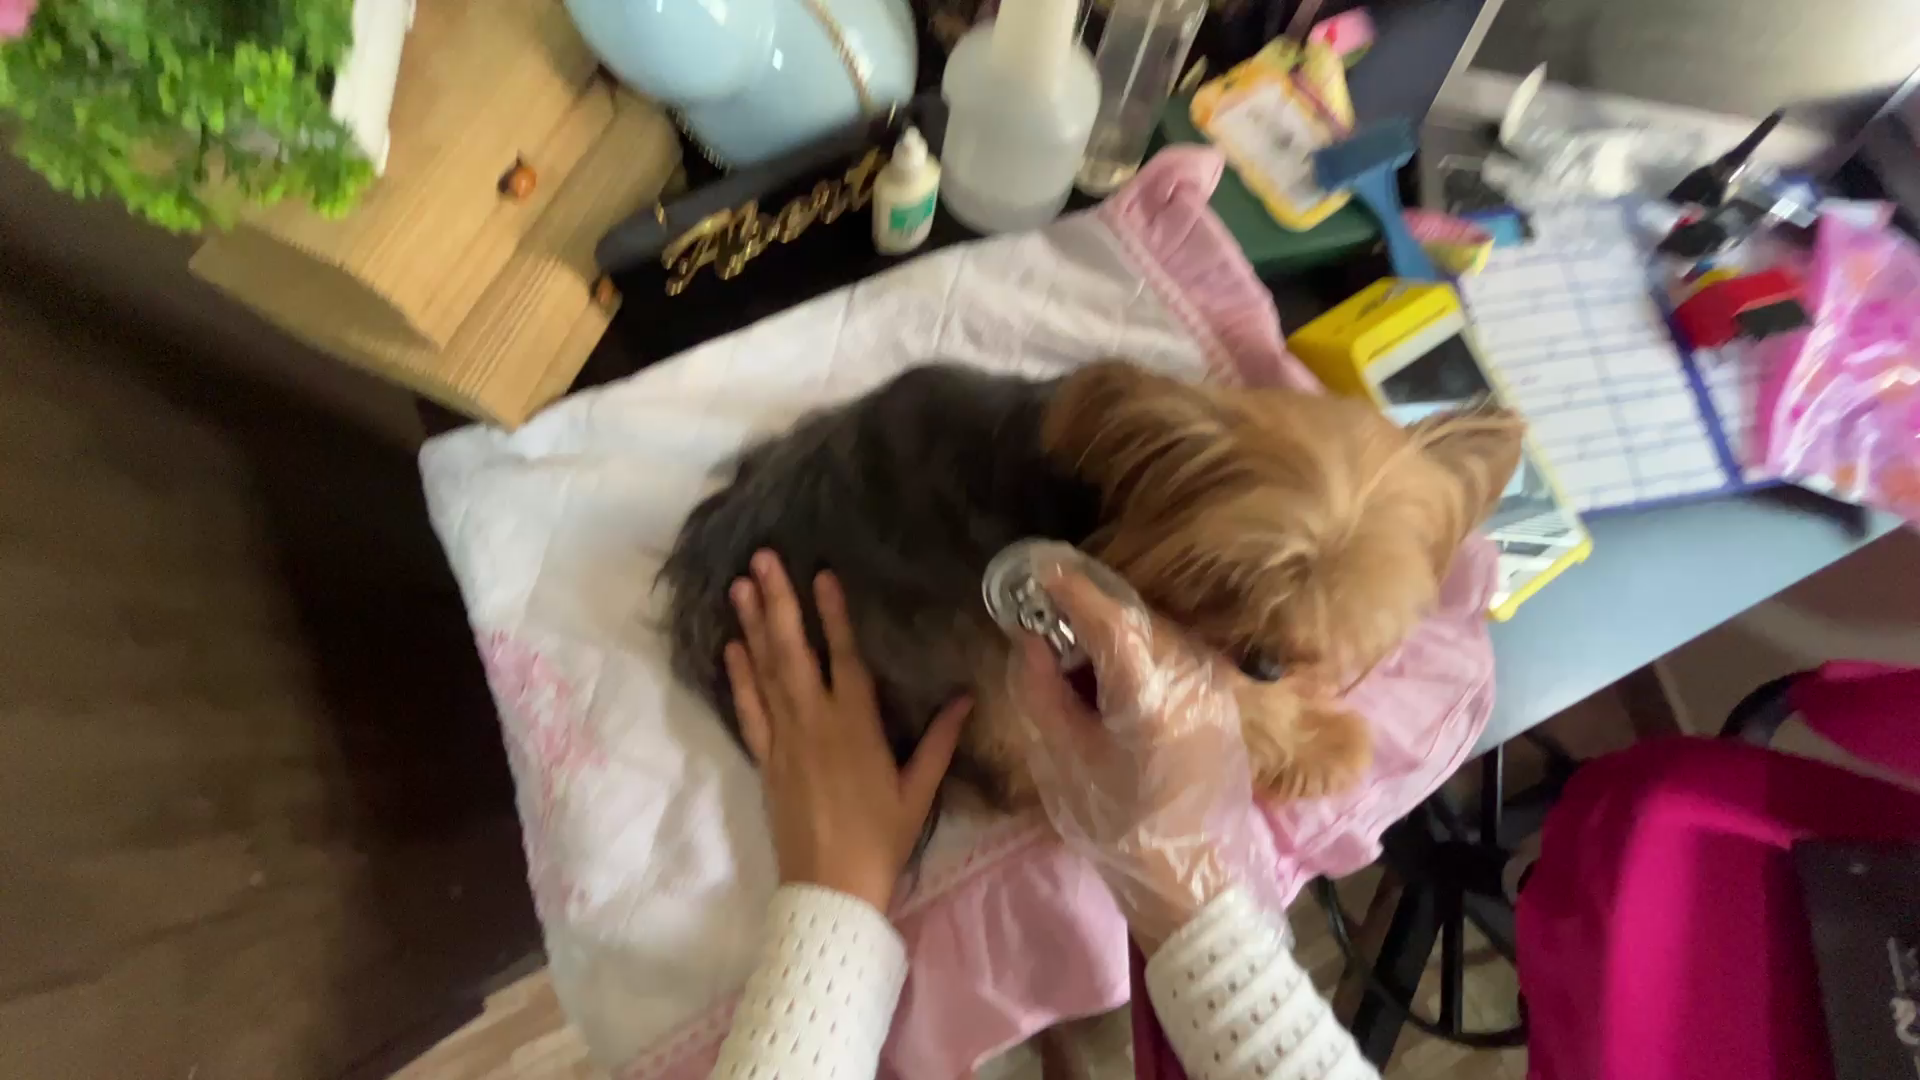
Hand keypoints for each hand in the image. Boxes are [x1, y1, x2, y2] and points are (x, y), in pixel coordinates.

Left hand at [725, 549, 972, 912]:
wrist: (831, 888)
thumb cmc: (882, 837)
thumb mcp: (919, 788)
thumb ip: (941, 740)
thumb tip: (966, 697)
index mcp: (856, 724)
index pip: (844, 656)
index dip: (832, 613)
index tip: (821, 574)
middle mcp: (815, 721)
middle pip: (793, 651)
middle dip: (778, 601)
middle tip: (762, 559)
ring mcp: (784, 738)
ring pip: (766, 672)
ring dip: (752, 626)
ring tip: (739, 586)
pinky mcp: (765, 759)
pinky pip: (749, 710)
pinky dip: (739, 677)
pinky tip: (731, 648)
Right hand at [1012, 565, 1274, 949]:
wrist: (1190, 881)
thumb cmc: (1118, 825)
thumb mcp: (1065, 761)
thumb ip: (1042, 691)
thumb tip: (1030, 641)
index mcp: (1151, 695)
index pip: (1110, 621)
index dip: (1073, 589)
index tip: (1040, 568)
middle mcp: (1190, 678)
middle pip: (1133, 620)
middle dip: (1087, 604)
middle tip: (1043, 600)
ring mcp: (1211, 688)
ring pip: (1151, 634)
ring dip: (1108, 627)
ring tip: (1067, 635)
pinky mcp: (1216, 701)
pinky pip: (1167, 655)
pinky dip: (1130, 649)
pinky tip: (1103, 668)